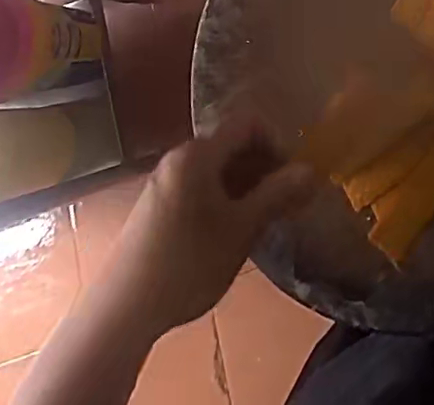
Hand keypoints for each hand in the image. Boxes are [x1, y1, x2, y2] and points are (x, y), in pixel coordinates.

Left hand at [98, 116, 317, 334]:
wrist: (122, 310)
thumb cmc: (187, 263)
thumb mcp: (241, 230)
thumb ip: (277, 195)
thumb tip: (311, 170)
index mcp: (198, 153)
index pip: (248, 124)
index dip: (277, 143)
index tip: (293, 177)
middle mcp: (179, 156)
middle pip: (232, 143)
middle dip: (264, 167)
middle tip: (286, 201)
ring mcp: (165, 180)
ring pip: (217, 167)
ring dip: (246, 185)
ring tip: (263, 219)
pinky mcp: (157, 203)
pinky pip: (200, 184)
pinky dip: (224, 197)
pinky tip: (231, 231)